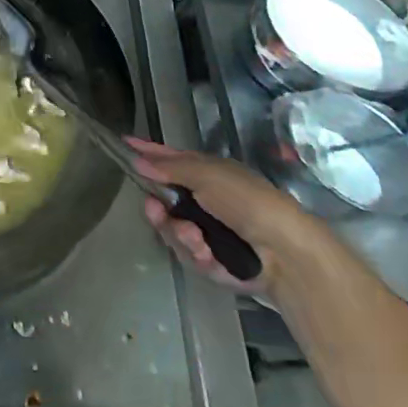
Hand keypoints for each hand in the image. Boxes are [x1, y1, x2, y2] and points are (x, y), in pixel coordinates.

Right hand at [128, 138, 324, 292]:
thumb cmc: (247, 201)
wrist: (284, 252)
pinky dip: (197, 254)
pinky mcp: (212, 262)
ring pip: (172, 231)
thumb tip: (138, 159)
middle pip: (163, 202)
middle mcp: (204, 202)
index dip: (148, 153)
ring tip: (196, 240)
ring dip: (180, 234)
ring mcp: (207, 233)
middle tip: (156, 210)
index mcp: (207, 175)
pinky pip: (188, 256)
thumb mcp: (207, 174)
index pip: (169, 160)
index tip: (124, 144)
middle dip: (159, 209)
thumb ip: (171, 167)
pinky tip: (209, 254)